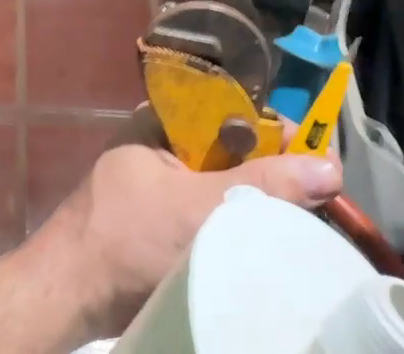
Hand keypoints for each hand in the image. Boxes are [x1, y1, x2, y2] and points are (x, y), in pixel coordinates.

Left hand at [37, 139, 343, 337]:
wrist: (74, 292)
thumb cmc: (128, 237)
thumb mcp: (198, 207)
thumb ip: (261, 185)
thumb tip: (329, 166)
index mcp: (161, 124)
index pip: (229, 110)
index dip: (276, 130)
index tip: (320, 158)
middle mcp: (164, 147)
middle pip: (233, 148)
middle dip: (276, 169)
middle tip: (323, 195)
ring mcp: (164, 186)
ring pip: (227, 184)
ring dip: (262, 199)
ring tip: (310, 217)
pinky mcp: (167, 222)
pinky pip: (216, 212)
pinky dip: (244, 223)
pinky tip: (276, 237)